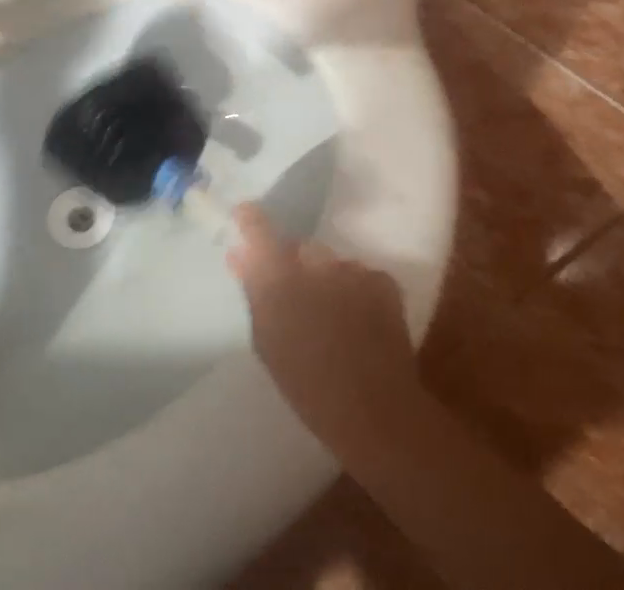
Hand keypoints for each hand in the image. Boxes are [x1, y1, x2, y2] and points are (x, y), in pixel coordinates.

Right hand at [226, 204, 418, 444]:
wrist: (371, 407)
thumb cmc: (305, 383)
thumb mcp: (266, 340)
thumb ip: (254, 291)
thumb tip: (240, 255)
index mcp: (279, 276)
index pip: (259, 229)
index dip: (250, 220)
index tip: (244, 216)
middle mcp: (316, 261)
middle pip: (301, 249)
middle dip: (295, 266)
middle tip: (298, 303)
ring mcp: (353, 268)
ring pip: (333, 265)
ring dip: (329, 282)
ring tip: (334, 323)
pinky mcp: (383, 281)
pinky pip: (361, 277)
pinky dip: (357, 293)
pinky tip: (360, 325)